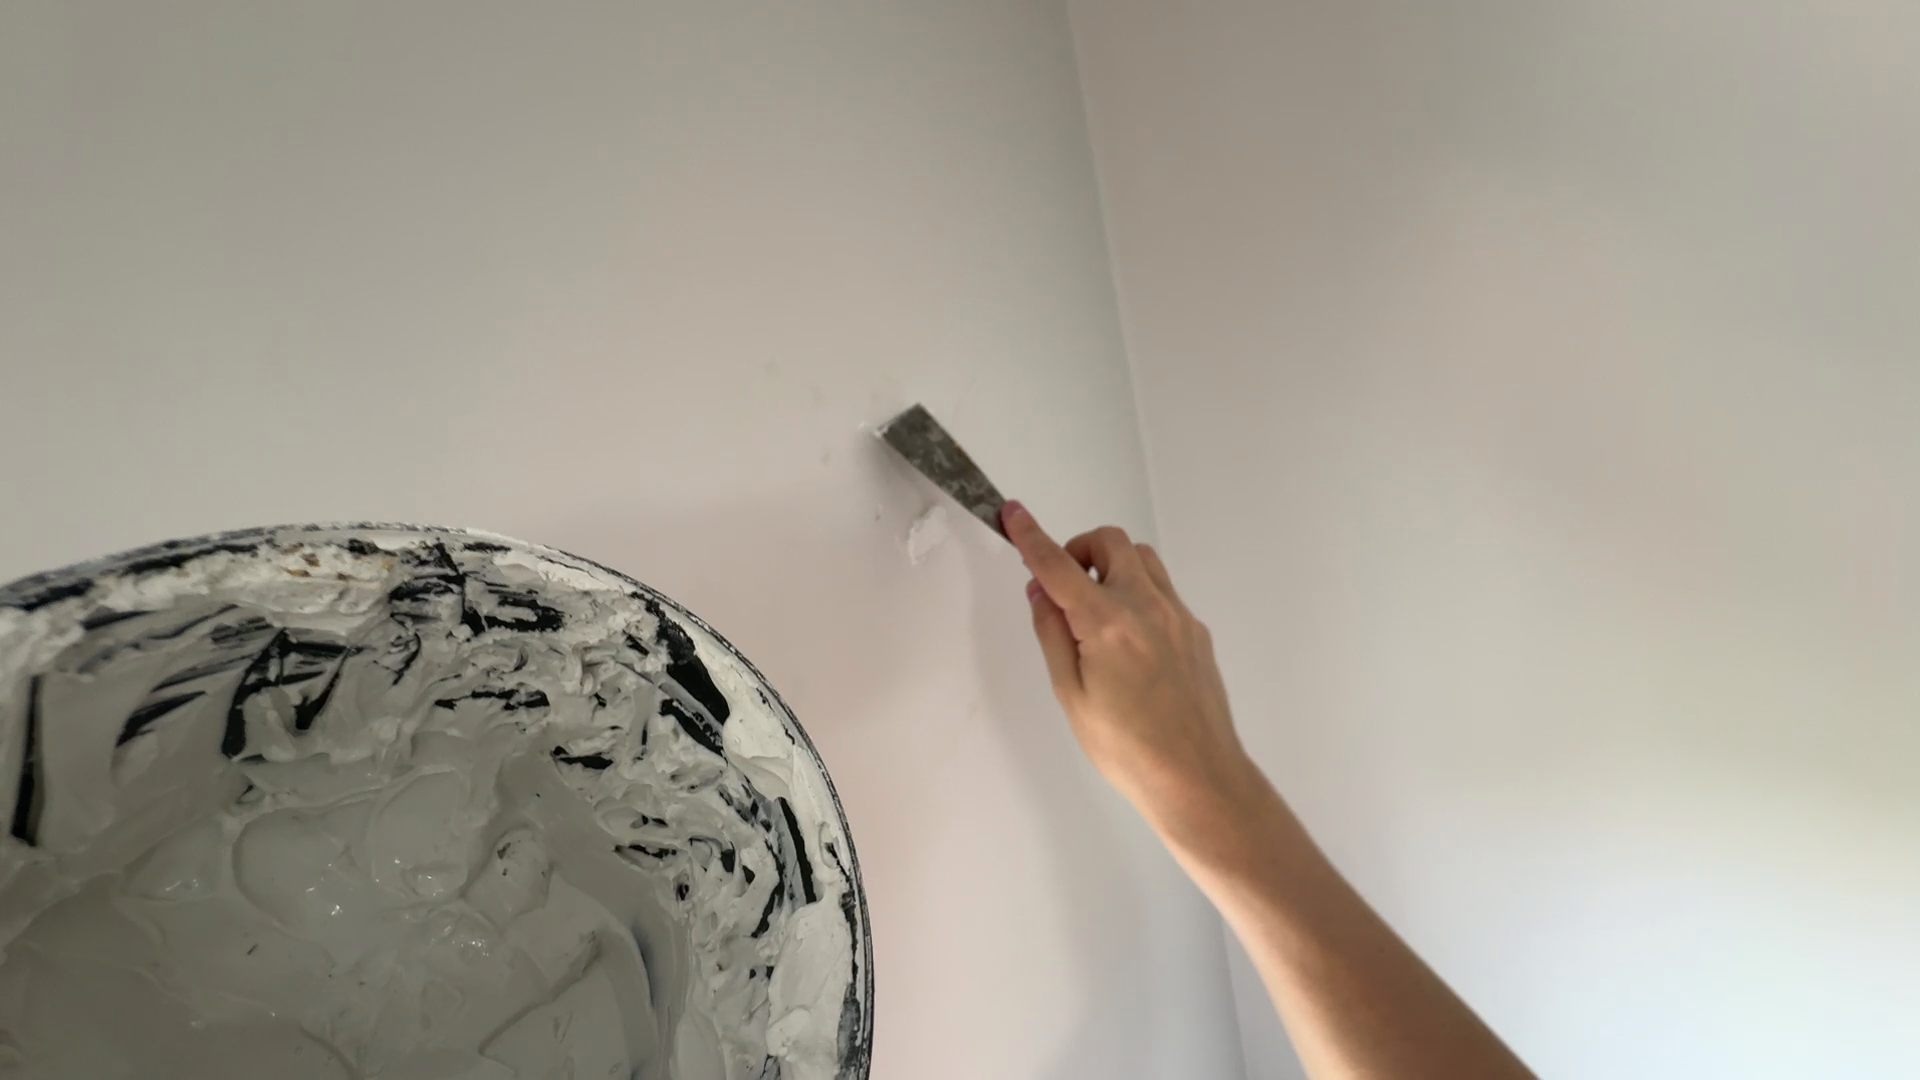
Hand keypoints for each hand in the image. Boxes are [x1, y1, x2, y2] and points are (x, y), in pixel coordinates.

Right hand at [1001, 500, 1258, 845]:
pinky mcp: (1196, 629)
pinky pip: (1161, 589)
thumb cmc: (1125, 747)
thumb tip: (1041, 591)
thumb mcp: (1071, 695)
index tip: (1014, 513)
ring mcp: (1178, 615)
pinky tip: (1128, 639)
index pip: (1059, 566)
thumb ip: (1053, 634)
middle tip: (1064, 586)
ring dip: (1111, 565)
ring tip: (1096, 608)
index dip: (1032, 537)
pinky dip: (1135, 592)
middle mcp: (1147, 607)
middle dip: (1079, 549)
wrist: (1198, 778)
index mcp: (1108, 624)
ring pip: (1141, 558)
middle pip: (1111, 542)